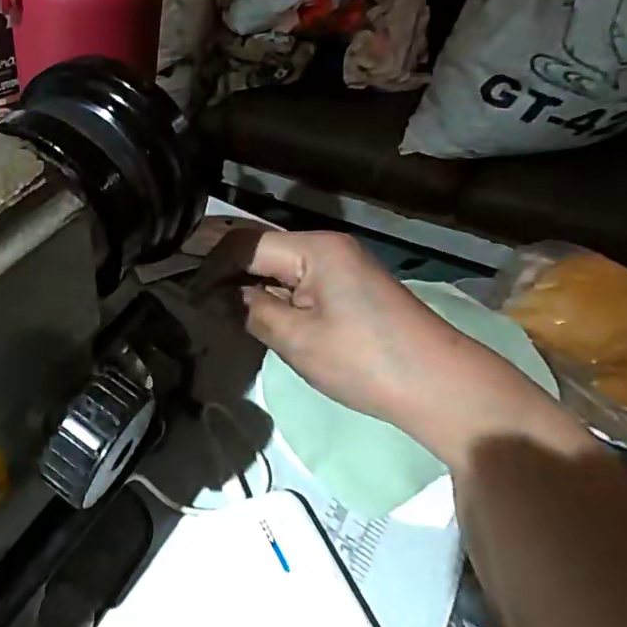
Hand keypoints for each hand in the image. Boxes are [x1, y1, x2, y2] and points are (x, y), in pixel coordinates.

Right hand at [217, 229, 591, 466]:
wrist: (439, 384)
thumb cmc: (365, 361)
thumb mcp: (298, 339)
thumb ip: (252, 310)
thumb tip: (219, 296)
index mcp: (315, 248)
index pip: (245, 243)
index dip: (210, 267)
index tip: (187, 297)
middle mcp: (328, 245)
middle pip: (262, 247)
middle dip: (226, 269)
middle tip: (194, 297)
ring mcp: (343, 263)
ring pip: (280, 263)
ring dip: (249, 281)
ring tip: (216, 305)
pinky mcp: (351, 285)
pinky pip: (300, 278)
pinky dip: (274, 291)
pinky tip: (257, 310)